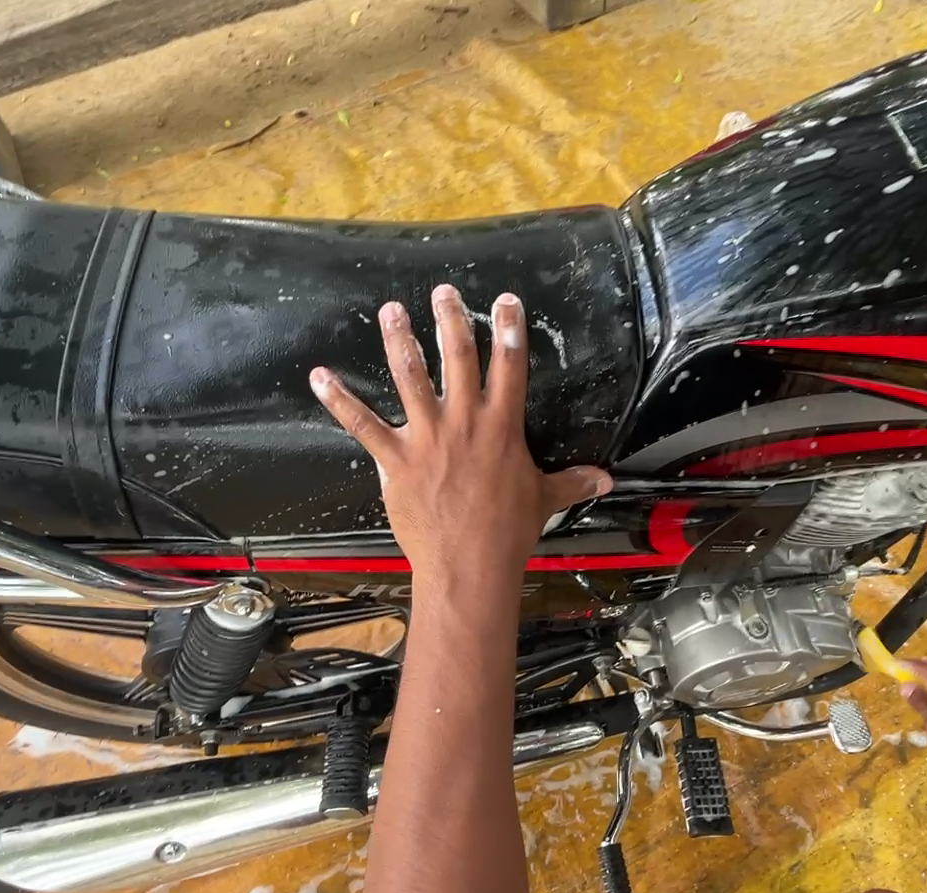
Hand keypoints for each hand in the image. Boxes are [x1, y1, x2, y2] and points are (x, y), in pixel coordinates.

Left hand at [309, 284, 612, 587]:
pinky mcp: (395, 460)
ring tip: (391, 310)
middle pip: (458, 358)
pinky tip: (320, 377)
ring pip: (410, 377)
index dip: (509, 329)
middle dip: (451, 319)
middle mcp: (464, 422)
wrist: (470, 565)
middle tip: (443, 291)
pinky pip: (363, 424)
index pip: (510, 366)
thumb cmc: (509, 532)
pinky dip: (340, 400)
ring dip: (398, 340)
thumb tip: (606, 480)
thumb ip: (573, 483)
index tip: (505, 300)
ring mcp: (427, 437)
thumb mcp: (545, 500)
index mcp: (502, 426)